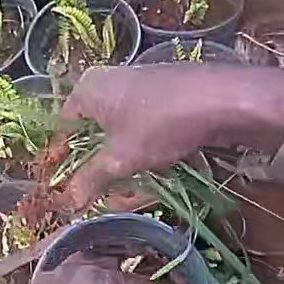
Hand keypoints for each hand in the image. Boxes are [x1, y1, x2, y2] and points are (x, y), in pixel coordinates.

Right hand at [59, 64, 283, 204]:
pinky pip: (144, 126)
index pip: (63, 124)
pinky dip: (144, 149)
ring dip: (122, 159)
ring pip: (121, 130)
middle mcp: (110, 80)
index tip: (63, 183)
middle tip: (95, 189)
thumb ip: (91, 178)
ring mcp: (140, 85)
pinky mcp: (166, 95)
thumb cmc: (158, 123)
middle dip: (95, 162)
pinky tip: (154, 170)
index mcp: (88, 88)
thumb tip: (68, 203)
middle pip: (93, 127)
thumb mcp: (120, 158)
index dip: (61, 155)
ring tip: (125, 188)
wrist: (221, 100)